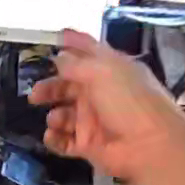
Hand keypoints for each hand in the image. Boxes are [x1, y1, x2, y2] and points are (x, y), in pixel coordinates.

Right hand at [28, 30, 184, 184]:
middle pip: (69, 87)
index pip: (89, 52)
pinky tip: (52, 135)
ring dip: (55, 115)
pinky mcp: (88, 145)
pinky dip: (55, 139)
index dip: (73, 43)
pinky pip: (64, 141)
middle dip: (51, 87)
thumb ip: (76, 64)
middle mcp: (101, 94)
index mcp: (110, 70)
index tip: (56, 37)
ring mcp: (94, 121)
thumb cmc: (129, 102)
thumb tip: (59, 58)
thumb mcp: (102, 73)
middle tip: (36, 94)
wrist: (148, 147)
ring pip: (64, 115)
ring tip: (55, 119)